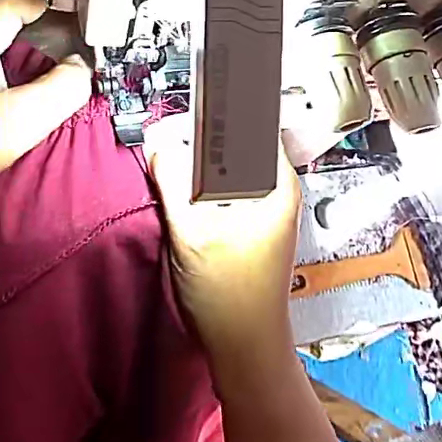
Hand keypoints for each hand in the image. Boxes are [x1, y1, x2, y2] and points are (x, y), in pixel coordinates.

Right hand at [145, 116, 302, 374]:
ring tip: (177, 157)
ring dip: (201, 160)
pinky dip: (203, 181)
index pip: (253, 122)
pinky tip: (186, 190)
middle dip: (204, 135)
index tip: (195, 97)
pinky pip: (225, 184)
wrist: (244, 345)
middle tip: (174, 131)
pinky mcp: (250, 219)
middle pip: (238, 141)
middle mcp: (278, 189)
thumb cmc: (231, 298)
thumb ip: (175, 183)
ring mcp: (266, 204)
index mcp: (278, 184)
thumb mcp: (194, 233)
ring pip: (229, 163)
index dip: (221, 108)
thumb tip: (162, 143)